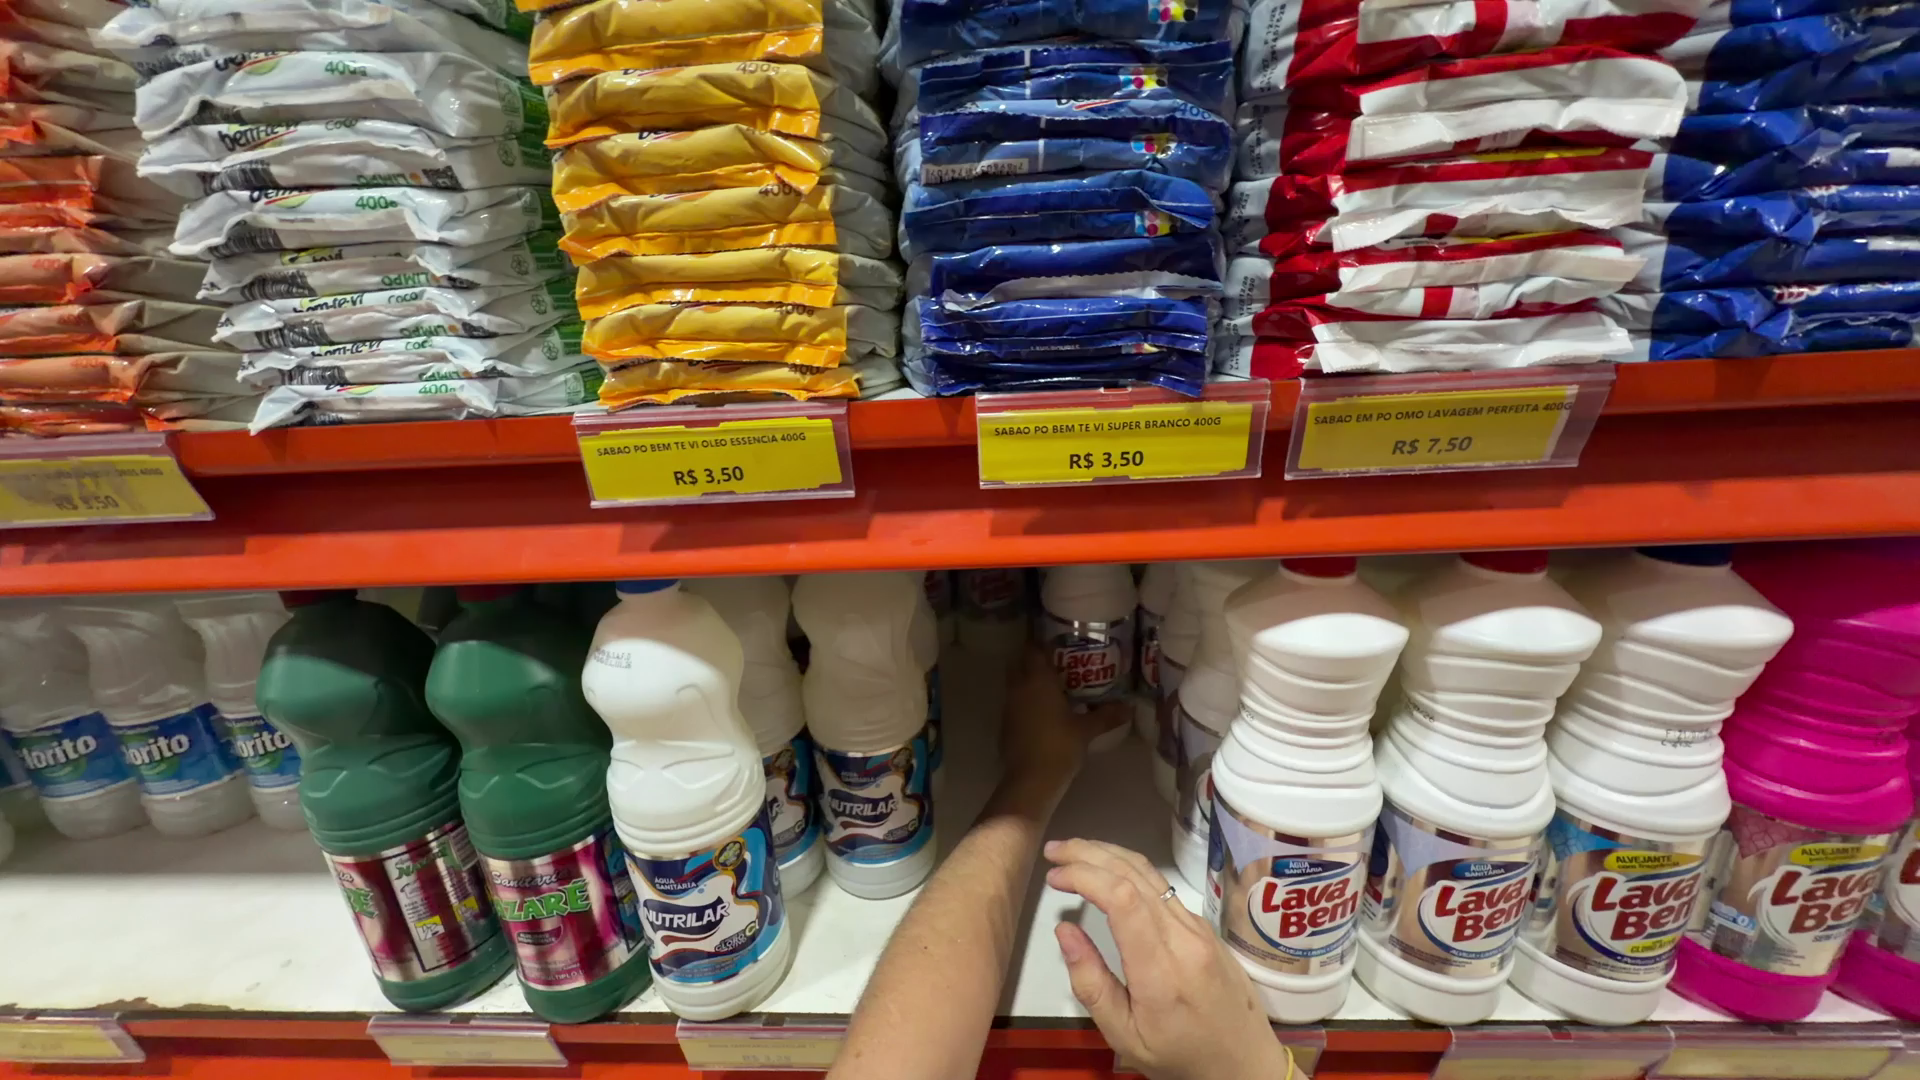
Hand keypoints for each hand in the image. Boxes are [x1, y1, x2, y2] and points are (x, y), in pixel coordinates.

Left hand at [1000, 646, 1127, 792]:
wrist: (1030, 779)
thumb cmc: (1059, 746)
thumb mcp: (1086, 730)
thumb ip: (1107, 715)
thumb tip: (1129, 707)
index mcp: (1037, 680)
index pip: (1033, 650)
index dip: (1042, 644)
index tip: (1057, 645)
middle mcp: (1019, 687)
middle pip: (1019, 662)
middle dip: (1032, 660)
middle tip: (1055, 664)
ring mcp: (1008, 705)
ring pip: (1014, 683)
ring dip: (1027, 681)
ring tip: (1051, 687)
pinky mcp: (1005, 723)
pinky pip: (1013, 702)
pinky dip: (1024, 701)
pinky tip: (1041, 711)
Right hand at [1044, 839, 1291, 1079]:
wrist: (1248, 1065)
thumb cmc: (1181, 1057)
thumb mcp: (1125, 1037)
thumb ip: (1091, 984)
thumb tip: (1064, 929)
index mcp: (1161, 972)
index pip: (1123, 899)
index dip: (1085, 876)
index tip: (1054, 877)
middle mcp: (1183, 937)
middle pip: (1132, 874)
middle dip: (1087, 853)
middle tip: (1053, 851)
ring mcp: (1197, 926)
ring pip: (1147, 871)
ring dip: (1105, 852)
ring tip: (1072, 851)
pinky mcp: (1202, 923)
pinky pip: (1159, 883)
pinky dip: (1124, 866)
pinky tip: (1105, 870)